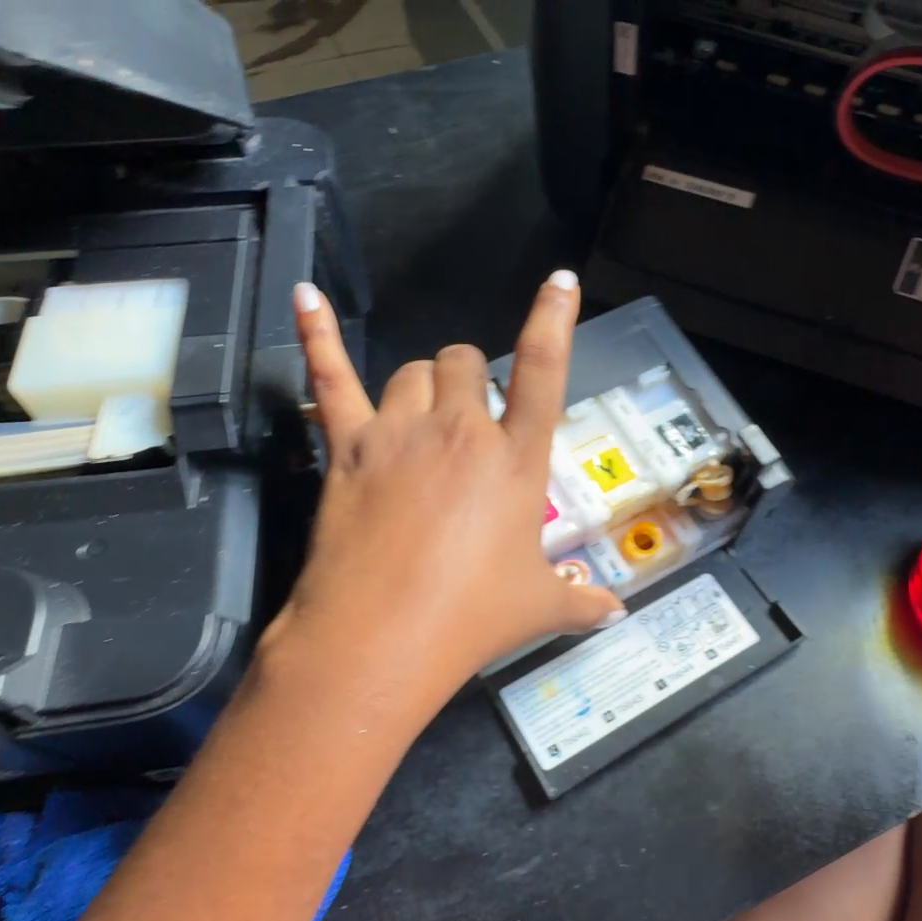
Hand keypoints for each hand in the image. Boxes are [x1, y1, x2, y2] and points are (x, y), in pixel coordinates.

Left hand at [266, 272, 623, 696]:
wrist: (383, 638)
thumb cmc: (472, 619)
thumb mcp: (539, 607)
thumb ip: (581, 602)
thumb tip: (616, 614)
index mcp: (516, 461)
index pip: (543, 373)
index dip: (553, 320)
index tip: (559, 281)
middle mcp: (461, 431)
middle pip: (465, 363)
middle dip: (470, 379)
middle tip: (469, 425)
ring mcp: (399, 432)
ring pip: (413, 370)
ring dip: (424, 384)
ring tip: (424, 418)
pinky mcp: (347, 445)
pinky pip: (330, 376)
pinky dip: (318, 334)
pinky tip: (305, 295)